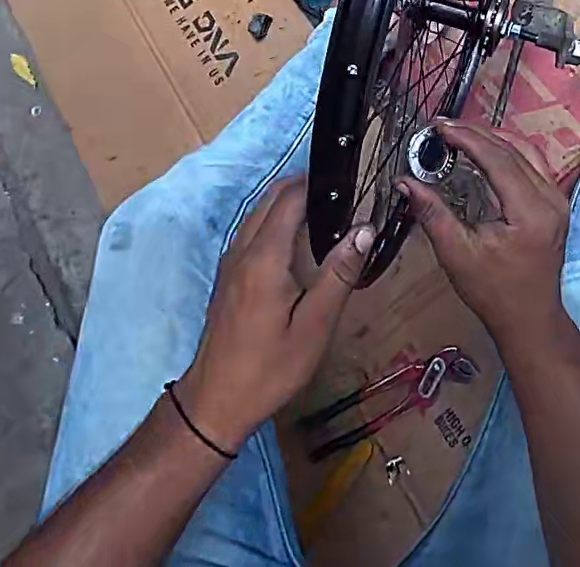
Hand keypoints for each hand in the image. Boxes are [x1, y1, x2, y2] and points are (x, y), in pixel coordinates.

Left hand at [177, 179, 374, 448]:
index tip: (347, 181)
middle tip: (340, 190)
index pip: (290, 200)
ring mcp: (231, 259)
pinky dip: (274, 217)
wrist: (216, 398)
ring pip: (258, 211)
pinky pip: (252, 228)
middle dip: (302, 185)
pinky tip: (295, 235)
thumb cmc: (269, 367)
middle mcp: (243, 248)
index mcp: (264, 257)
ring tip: (324, 206)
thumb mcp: (314, 328)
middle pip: (271, 198)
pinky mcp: (228, 272)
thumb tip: (363, 230)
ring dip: (286, 199)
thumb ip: (338, 276)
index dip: (316, 184)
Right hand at [398, 120, 576, 350]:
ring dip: (492, 137)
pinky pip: (532, 162)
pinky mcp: (554, 203)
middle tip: (442, 127)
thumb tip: (404, 181)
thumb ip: (431, 212)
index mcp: (530, 211)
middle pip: (513, 149)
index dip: (467, 138)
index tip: (439, 128)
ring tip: (459, 133)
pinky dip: (506, 150)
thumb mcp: (456, 252)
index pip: (498, 159)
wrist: (530, 319)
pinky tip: (483, 149)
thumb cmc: (493, 290)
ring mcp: (557, 200)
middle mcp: (550, 200)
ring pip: (527, 151)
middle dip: (475, 133)